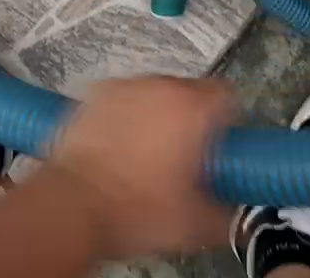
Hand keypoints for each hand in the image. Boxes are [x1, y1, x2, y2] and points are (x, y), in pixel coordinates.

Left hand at [44, 77, 233, 258]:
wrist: (72, 204)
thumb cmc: (134, 210)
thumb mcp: (193, 224)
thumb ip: (227, 214)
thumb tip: (237, 215)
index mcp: (193, 108)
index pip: (227, 95)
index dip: (226, 120)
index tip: (219, 145)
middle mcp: (163, 85)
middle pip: (191, 91)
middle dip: (192, 118)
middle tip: (184, 156)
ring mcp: (128, 85)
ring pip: (157, 92)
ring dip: (159, 114)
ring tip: (147, 153)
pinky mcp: (98, 91)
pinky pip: (126, 97)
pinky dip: (128, 113)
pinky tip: (119, 144)